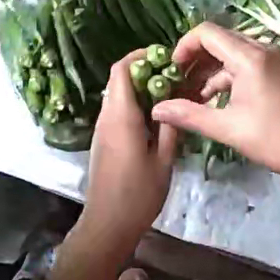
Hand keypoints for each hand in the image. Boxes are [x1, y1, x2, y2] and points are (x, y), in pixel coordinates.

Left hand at [74, 48, 180, 259]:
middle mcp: (106, 116)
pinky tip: (157, 115)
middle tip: (174, 74)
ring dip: (139, 87)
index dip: (140, 56)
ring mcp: (102, 128)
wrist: (107, 223)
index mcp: (120, 116)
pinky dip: (134, 104)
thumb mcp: (163, 160)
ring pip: (117, 94)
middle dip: (144, 70)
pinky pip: (117, 110)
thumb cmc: (138, 194)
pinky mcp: (104, 139)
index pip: (121, 70)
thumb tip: (177, 100)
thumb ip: (170, 127)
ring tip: (171, 93)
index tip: (165, 56)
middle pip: (119, 79)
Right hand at [150, 23, 279, 215]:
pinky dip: (225, 76)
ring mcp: (273, 60)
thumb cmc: (277, 140)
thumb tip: (156, 109)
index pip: (206, 33)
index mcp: (250, 57)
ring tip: (190, 95)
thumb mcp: (228, 129)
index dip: (183, 47)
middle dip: (194, 59)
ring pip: (230, 52)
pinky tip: (213, 100)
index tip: (170, 70)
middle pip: (218, 39)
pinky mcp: (278, 72)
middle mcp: (262, 50)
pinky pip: (244, 63)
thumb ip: (189, 115)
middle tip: (176, 82)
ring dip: (208, 69)